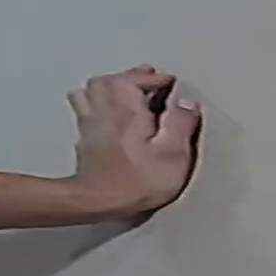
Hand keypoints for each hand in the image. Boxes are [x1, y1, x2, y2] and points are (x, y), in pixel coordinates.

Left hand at [65, 65, 201, 217]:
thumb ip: (181, 123)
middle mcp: (103, 114)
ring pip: (90, 92)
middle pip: (106, 82)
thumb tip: (188, 103)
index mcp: (126, 114)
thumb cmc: (144, 178)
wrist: (101, 199)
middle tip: (150, 76)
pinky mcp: (87, 139)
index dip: (152, 78)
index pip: (131, 83)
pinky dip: (100, 99)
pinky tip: (111, 108)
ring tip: (128, 87)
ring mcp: (91, 126)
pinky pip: (87, 107)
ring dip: (110, 85)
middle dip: (129, 76)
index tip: (171, 80)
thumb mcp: (174, 152)